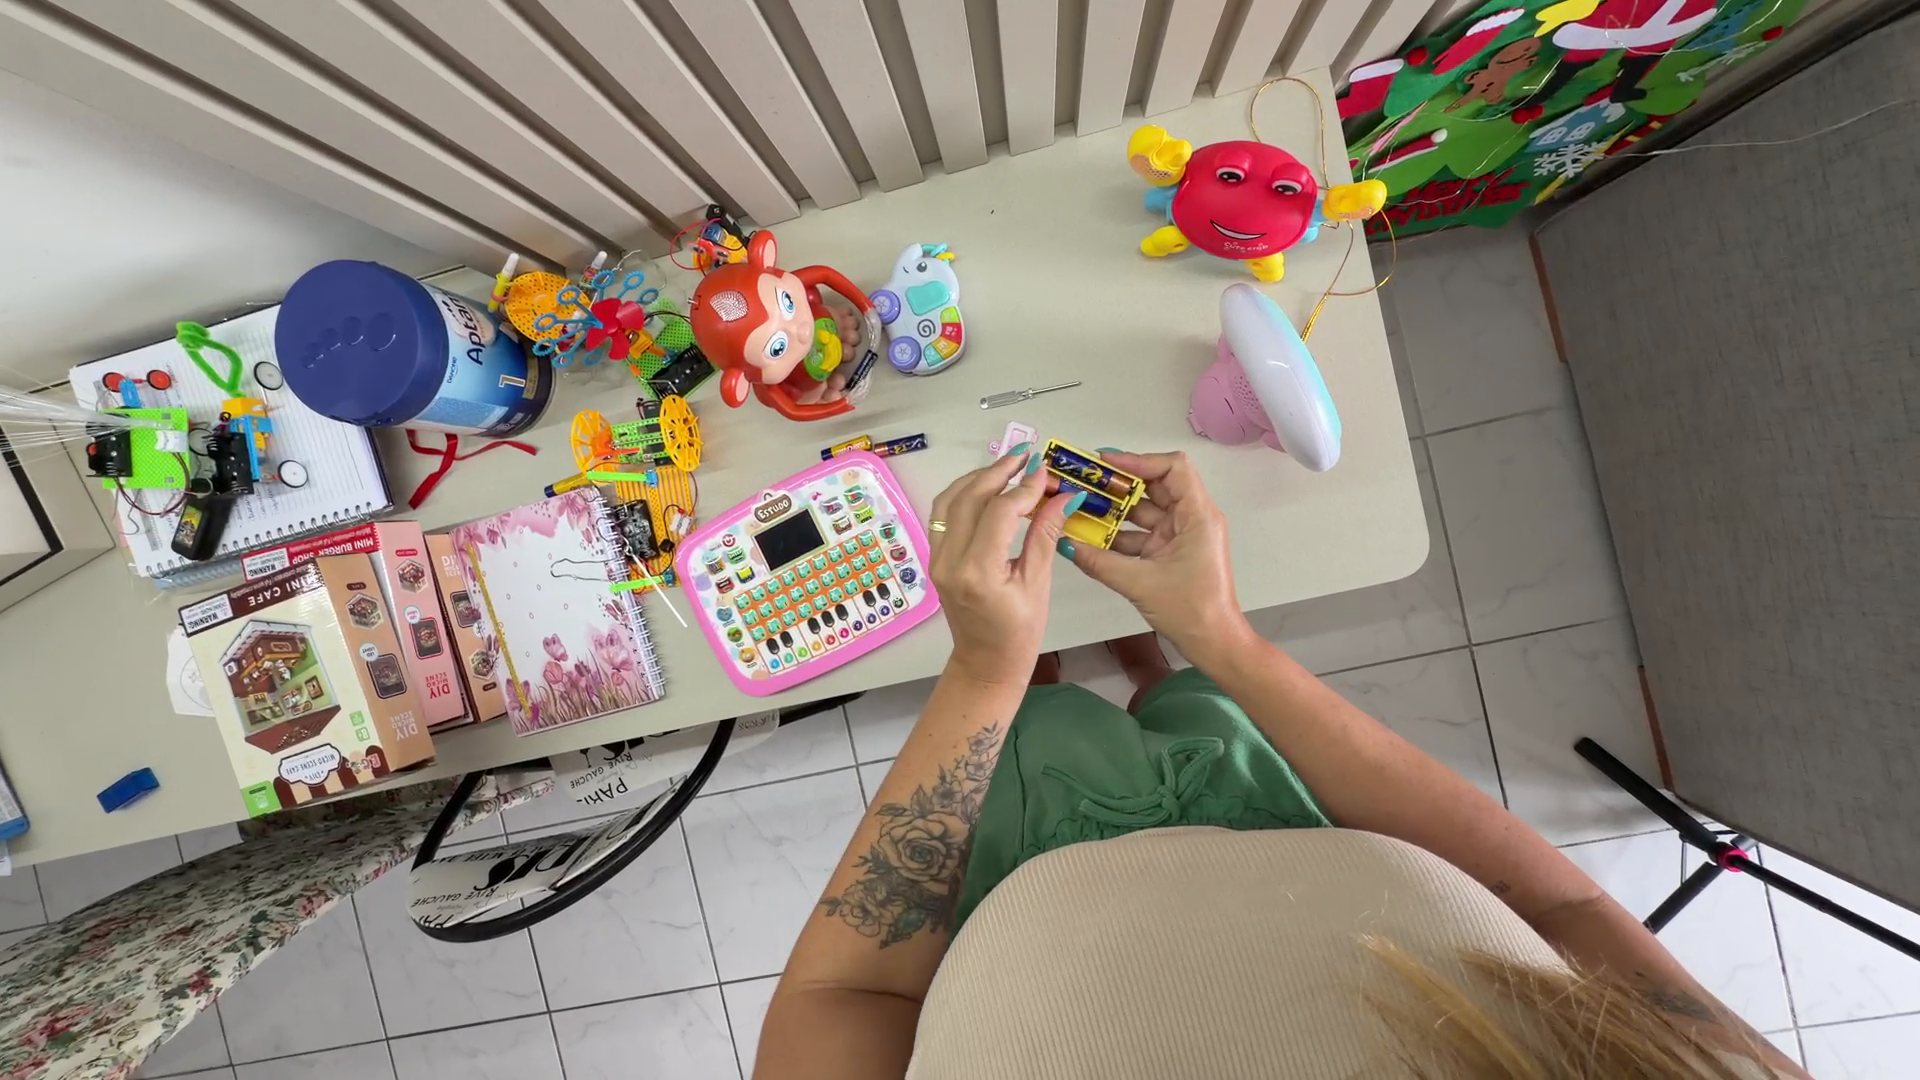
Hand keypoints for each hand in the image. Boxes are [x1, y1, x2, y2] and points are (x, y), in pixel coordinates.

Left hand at [927, 448, 1078, 688]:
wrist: (985, 663)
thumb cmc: (1019, 633)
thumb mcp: (1038, 584)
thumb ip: (1045, 535)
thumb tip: (1064, 494)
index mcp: (978, 572)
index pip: (999, 512)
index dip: (1024, 487)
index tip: (1046, 472)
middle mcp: (950, 561)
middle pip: (969, 498)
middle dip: (999, 472)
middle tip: (1026, 456)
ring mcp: (937, 558)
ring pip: (949, 501)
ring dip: (977, 478)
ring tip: (1008, 466)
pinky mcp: (935, 558)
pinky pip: (943, 515)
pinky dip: (963, 494)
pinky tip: (987, 487)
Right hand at [1062, 450, 1255, 664]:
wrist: (1213, 643)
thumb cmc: (1189, 609)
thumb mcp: (1139, 583)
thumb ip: (1099, 561)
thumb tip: (1064, 544)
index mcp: (1197, 516)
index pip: (1172, 468)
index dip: (1138, 461)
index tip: (1105, 464)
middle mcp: (1192, 518)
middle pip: (1155, 486)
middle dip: (1119, 484)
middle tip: (1085, 481)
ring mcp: (1181, 535)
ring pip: (1145, 510)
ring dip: (1115, 510)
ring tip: (1081, 506)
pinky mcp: (1171, 552)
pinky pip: (1142, 534)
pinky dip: (1119, 534)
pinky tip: (1091, 537)